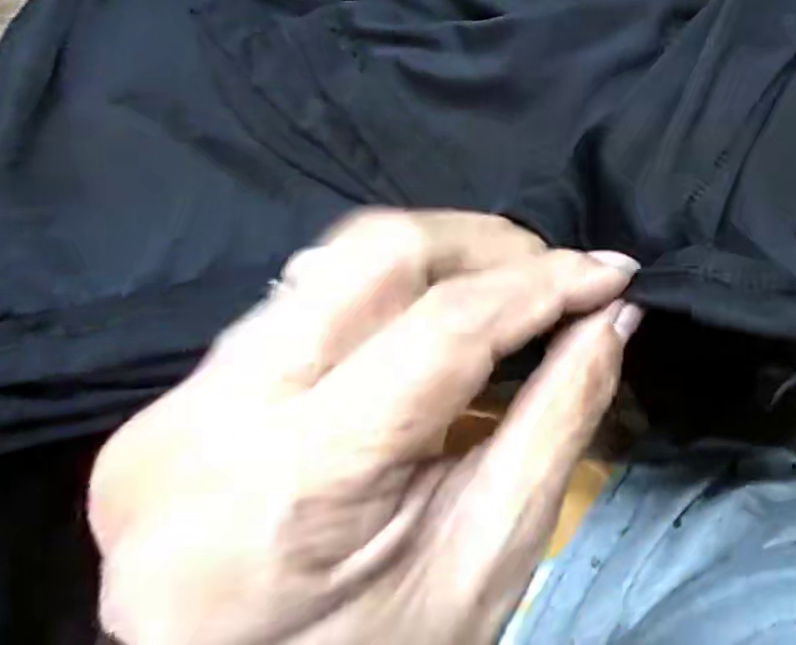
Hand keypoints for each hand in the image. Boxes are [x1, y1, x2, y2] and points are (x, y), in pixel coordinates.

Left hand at [88, 210, 642, 644]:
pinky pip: (315, 292)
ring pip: (341, 257)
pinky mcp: (186, 396)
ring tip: (517, 290)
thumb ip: (563, 412)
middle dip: (493, 246)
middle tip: (562, 279)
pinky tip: (448, 313)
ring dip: (452, 255)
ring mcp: (179, 403)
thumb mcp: (495, 550)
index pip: (445, 327)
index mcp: (290, 488)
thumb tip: (615, 313)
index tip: (616, 274)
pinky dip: (405, 282)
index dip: (547, 282)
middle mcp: (208, 422)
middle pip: (375, 254)